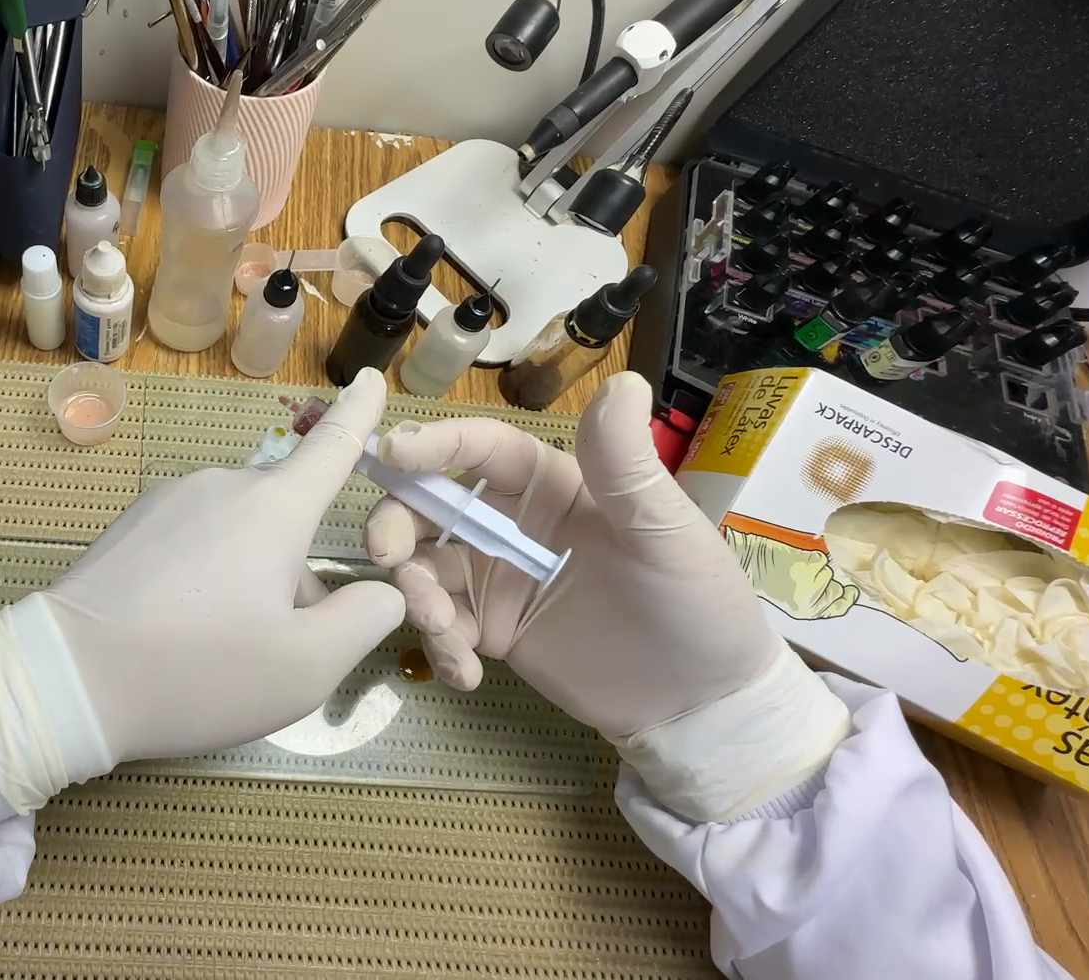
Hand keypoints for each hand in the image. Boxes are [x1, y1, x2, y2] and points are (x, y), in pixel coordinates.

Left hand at [0, 370, 405, 813]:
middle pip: (284, 518)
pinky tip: (177, 626)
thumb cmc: (199, 671)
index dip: (359, 415)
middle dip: (294, 572)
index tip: (368, 378)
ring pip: (237, 531)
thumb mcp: (305, 666)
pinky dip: (205, 573)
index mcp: (271, 508)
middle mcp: (220, 485)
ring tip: (218, 645)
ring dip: (250, 575)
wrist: (69, 677)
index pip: (331, 447)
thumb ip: (363, 620)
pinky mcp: (131, 521)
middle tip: (273, 646)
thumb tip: (384, 591)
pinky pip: (192, 537)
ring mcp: (168, 499)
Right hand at [363, 372, 848, 820]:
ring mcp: (494, 577)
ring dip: (417, 596)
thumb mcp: (665, 533)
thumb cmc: (695, 606)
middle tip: (387, 558)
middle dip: (395, 527)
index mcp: (548, 484)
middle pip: (427, 508)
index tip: (391, 453)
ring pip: (424, 568)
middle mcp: (508, 523)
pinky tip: (465, 673)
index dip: (433, 446)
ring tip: (445, 633)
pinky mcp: (487, 626)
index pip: (479, 450)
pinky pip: (443, 625)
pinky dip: (441, 648)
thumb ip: (626, 465)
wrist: (701, 707)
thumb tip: (623, 381)